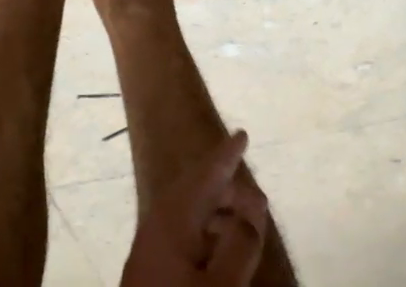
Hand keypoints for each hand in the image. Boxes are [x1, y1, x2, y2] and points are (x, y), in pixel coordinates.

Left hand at [120, 131, 269, 286]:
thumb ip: (241, 243)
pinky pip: (183, 233)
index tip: (242, 134)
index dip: (226, 155)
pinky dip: (206, 230)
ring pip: (189, 213)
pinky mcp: (150, 270)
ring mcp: (150, 248)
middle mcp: (158, 225)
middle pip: (195, 190)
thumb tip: (249, 211)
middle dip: (225, 184)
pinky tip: (220, 249)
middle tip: (254, 192)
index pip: (206, 175)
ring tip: (244, 219)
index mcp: (174, 219)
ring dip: (217, 209)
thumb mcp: (223, 286)